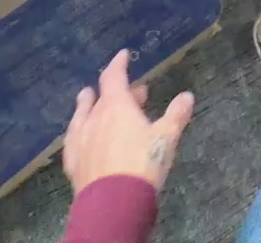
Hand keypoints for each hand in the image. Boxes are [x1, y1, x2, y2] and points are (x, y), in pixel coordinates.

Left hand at [62, 49, 195, 195]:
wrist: (114, 205)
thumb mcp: (167, 137)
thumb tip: (187, 96)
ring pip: (81, 116)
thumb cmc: (142, 163)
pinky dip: (80, 131)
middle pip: (101, 97)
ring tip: (92, 103)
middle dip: (117, 91)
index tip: (123, 55)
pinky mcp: (73, 164)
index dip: (118, 64)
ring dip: (90, 106)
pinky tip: (81, 137)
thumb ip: (177, 114)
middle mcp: (94, 119)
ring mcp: (80, 142)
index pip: (113, 76)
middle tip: (134, 94)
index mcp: (116, 106)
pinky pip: (73, 140)